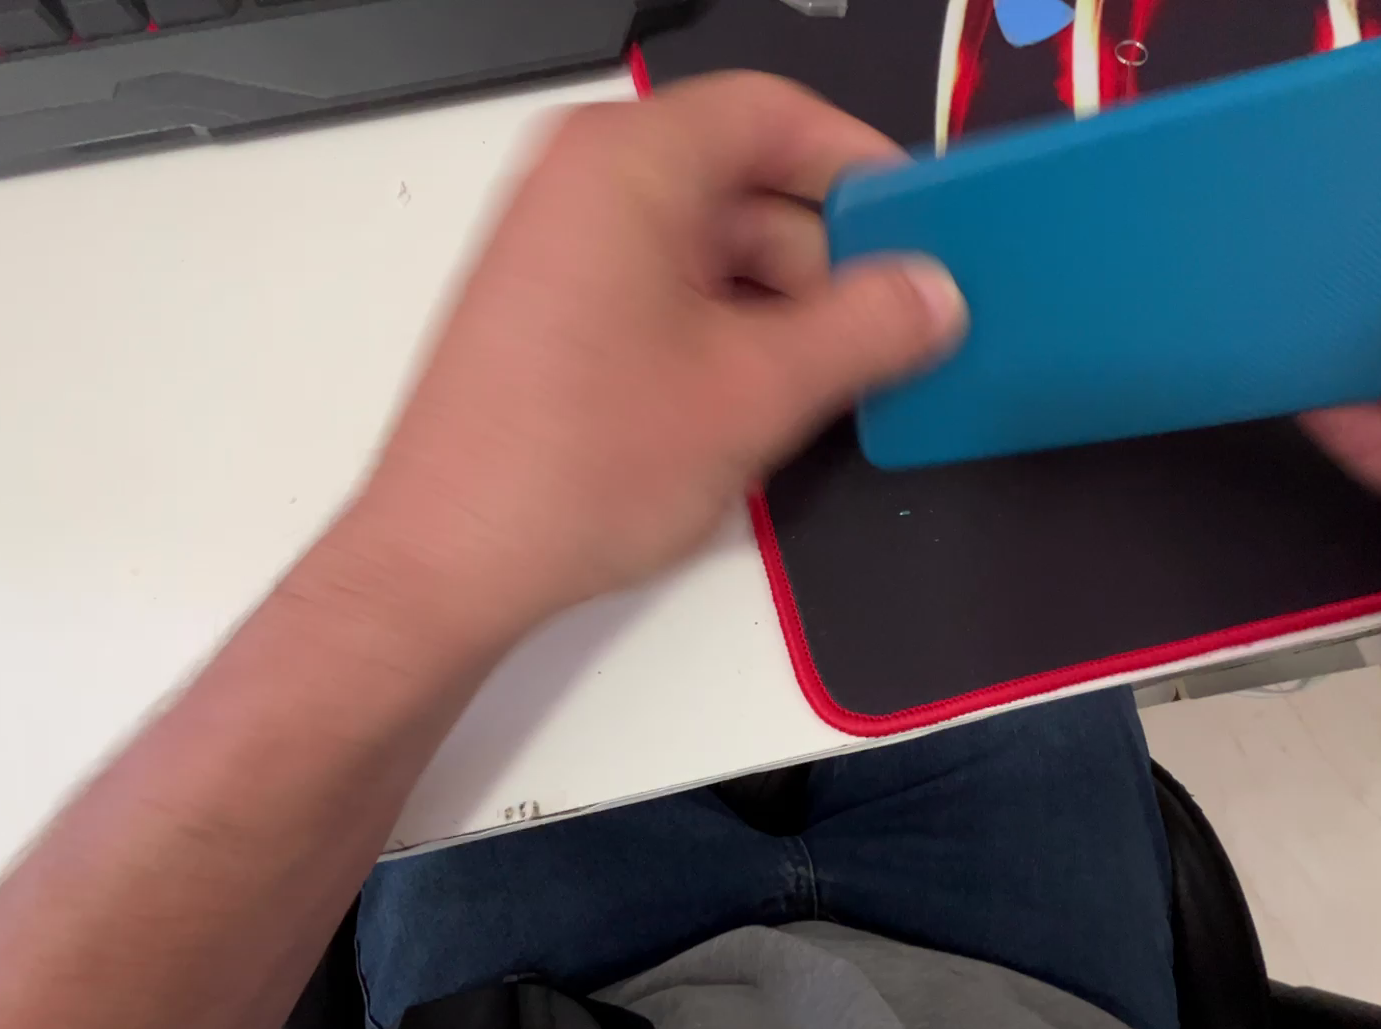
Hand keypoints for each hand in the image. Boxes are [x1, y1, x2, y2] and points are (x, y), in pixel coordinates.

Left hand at [335, 73, 963, 635]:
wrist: (450, 561)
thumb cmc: (573, 470)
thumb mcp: (754, 393)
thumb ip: (864, 330)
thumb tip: (930, 295)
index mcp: (626, 164)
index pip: (773, 115)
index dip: (856, 166)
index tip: (911, 225)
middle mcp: (582, 188)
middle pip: (741, 186)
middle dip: (822, 259)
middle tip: (880, 327)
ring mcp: (562, 253)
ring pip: (706, 250)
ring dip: (777, 309)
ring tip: (817, 382)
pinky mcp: (555, 315)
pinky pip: (664, 295)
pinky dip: (723, 333)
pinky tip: (750, 397)